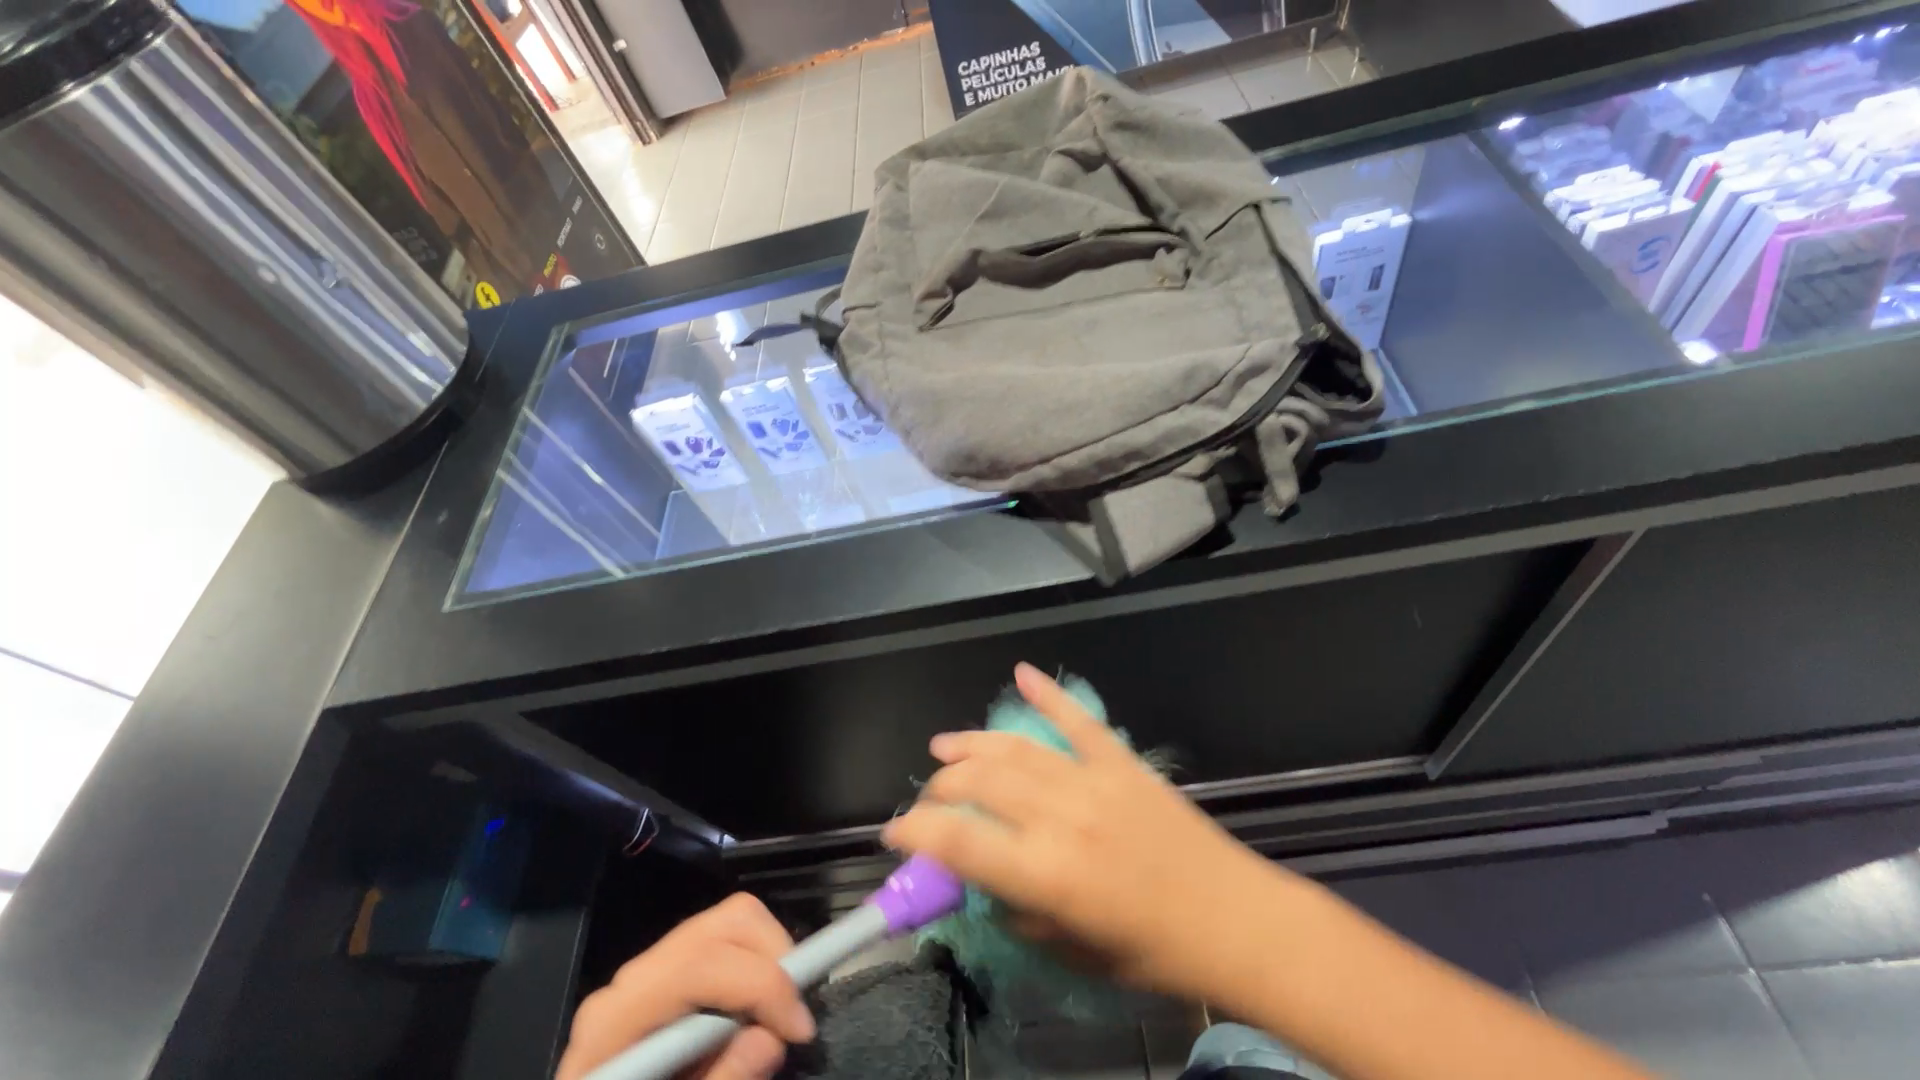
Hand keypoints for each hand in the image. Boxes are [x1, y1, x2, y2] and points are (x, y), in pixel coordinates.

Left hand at [556, 893, 815, 1079]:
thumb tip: (769, 1037)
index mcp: (614, 1022)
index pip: (698, 966)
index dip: (762, 985)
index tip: (801, 1029)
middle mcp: (630, 981)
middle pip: (724, 925)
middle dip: (775, 960)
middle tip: (794, 1020)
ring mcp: (648, 972)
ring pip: (730, 924)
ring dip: (770, 961)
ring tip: (777, 1020)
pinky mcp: (667, 975)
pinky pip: (725, 945)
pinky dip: (756, 966)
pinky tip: (752, 1017)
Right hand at [881, 663, 1302, 1003]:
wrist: (1234, 922)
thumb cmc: (1151, 953)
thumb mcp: (1071, 951)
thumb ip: (1017, 912)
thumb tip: (983, 883)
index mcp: (1045, 873)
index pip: (957, 841)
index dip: (914, 832)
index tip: (895, 835)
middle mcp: (1061, 818)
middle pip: (980, 784)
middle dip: (941, 788)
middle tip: (928, 800)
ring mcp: (1093, 782)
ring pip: (1016, 749)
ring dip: (973, 745)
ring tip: (943, 746)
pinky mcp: (1122, 764)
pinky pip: (1077, 721)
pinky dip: (1048, 694)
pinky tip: (1021, 674)